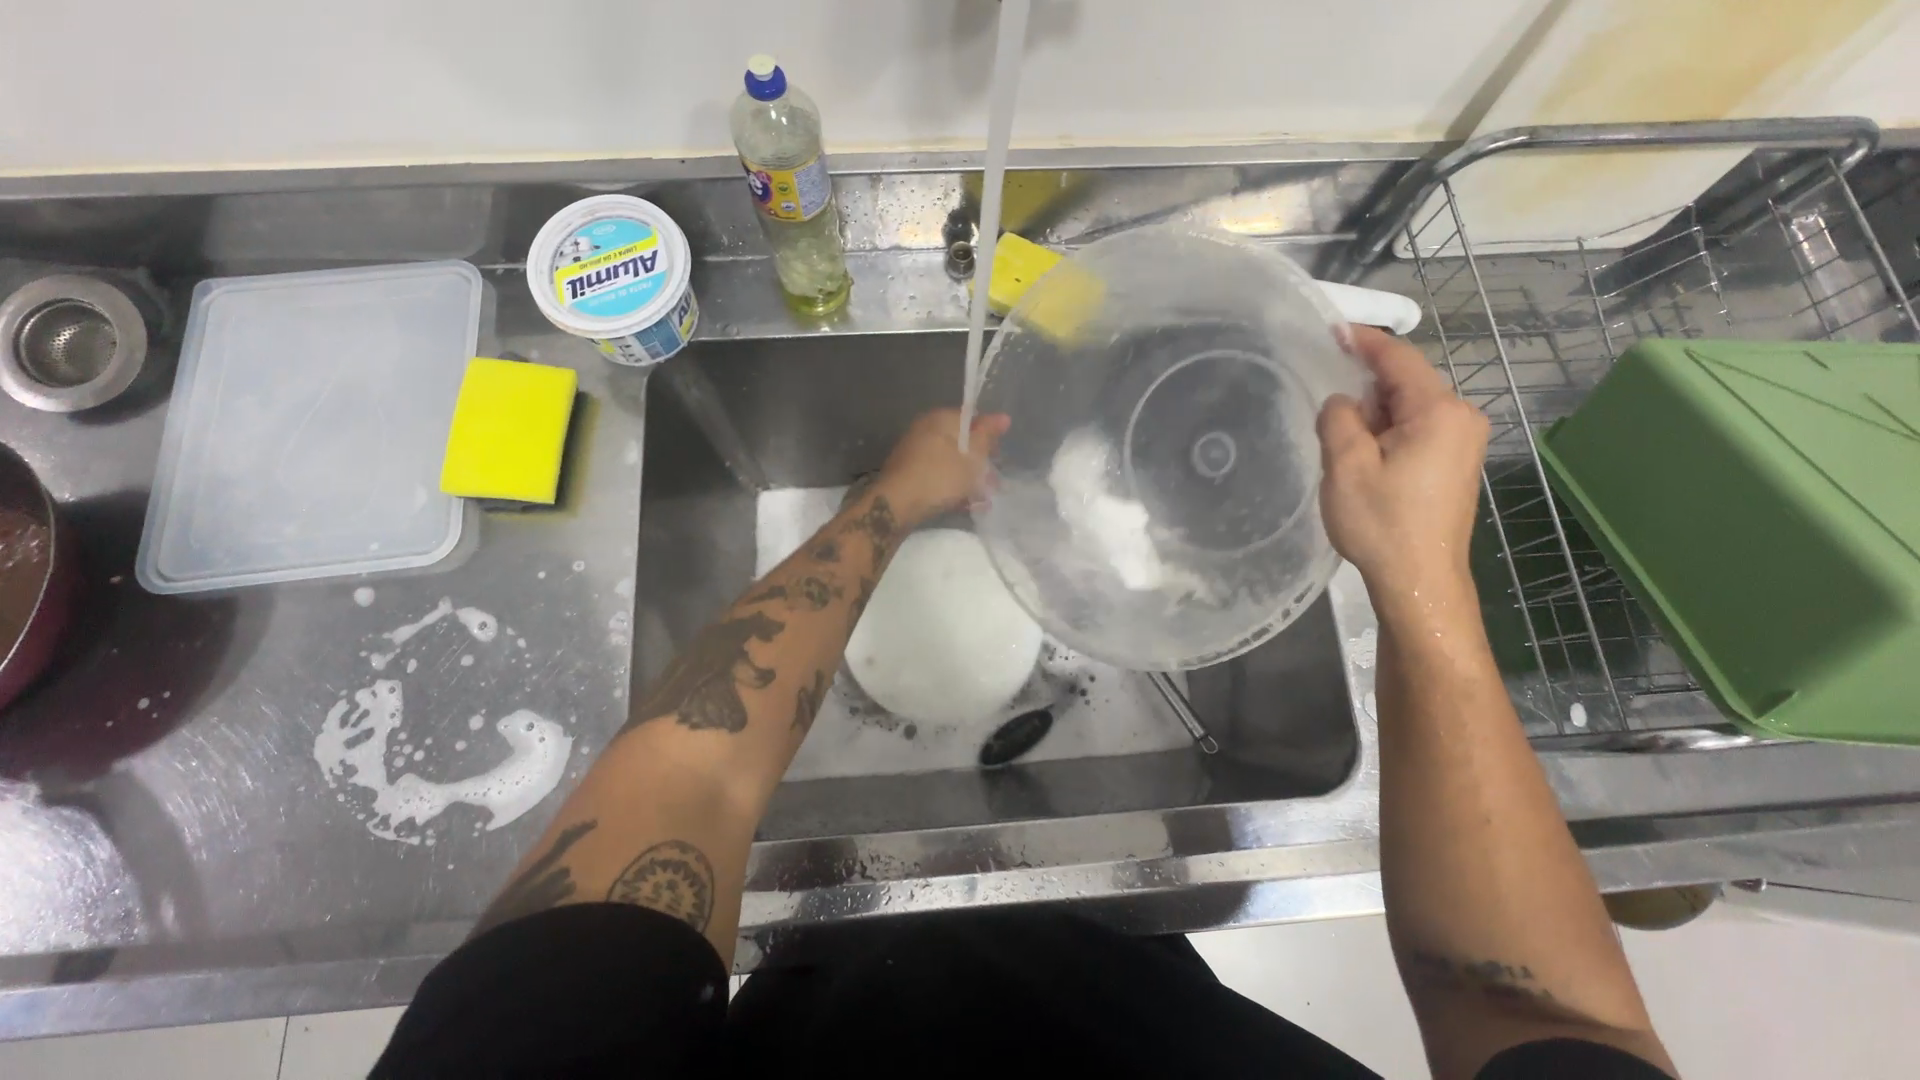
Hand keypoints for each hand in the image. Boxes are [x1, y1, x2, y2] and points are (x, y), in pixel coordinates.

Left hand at [872, 408, 1010, 526]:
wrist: (897, 504)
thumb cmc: (940, 476)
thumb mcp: (971, 456)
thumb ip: (987, 436)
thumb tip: (1003, 416)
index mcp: (940, 418)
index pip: (972, 419)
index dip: (989, 437)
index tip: (998, 457)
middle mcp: (925, 429)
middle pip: (960, 442)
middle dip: (979, 462)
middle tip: (993, 483)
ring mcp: (914, 452)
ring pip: (949, 461)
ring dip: (968, 478)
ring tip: (982, 499)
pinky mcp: (909, 473)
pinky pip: (937, 475)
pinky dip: (951, 486)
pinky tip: (964, 504)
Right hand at [1317, 326, 1487, 601]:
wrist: (1419, 581)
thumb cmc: (1382, 523)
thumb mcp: (1346, 466)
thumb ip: (1339, 418)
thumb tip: (1342, 401)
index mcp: (1439, 412)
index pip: (1399, 359)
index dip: (1363, 340)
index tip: (1331, 328)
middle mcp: (1461, 419)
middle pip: (1407, 382)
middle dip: (1366, 379)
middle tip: (1322, 382)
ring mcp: (1463, 443)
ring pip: (1410, 408)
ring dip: (1374, 410)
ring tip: (1335, 423)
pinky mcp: (1456, 465)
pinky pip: (1418, 430)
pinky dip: (1388, 430)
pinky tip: (1362, 448)